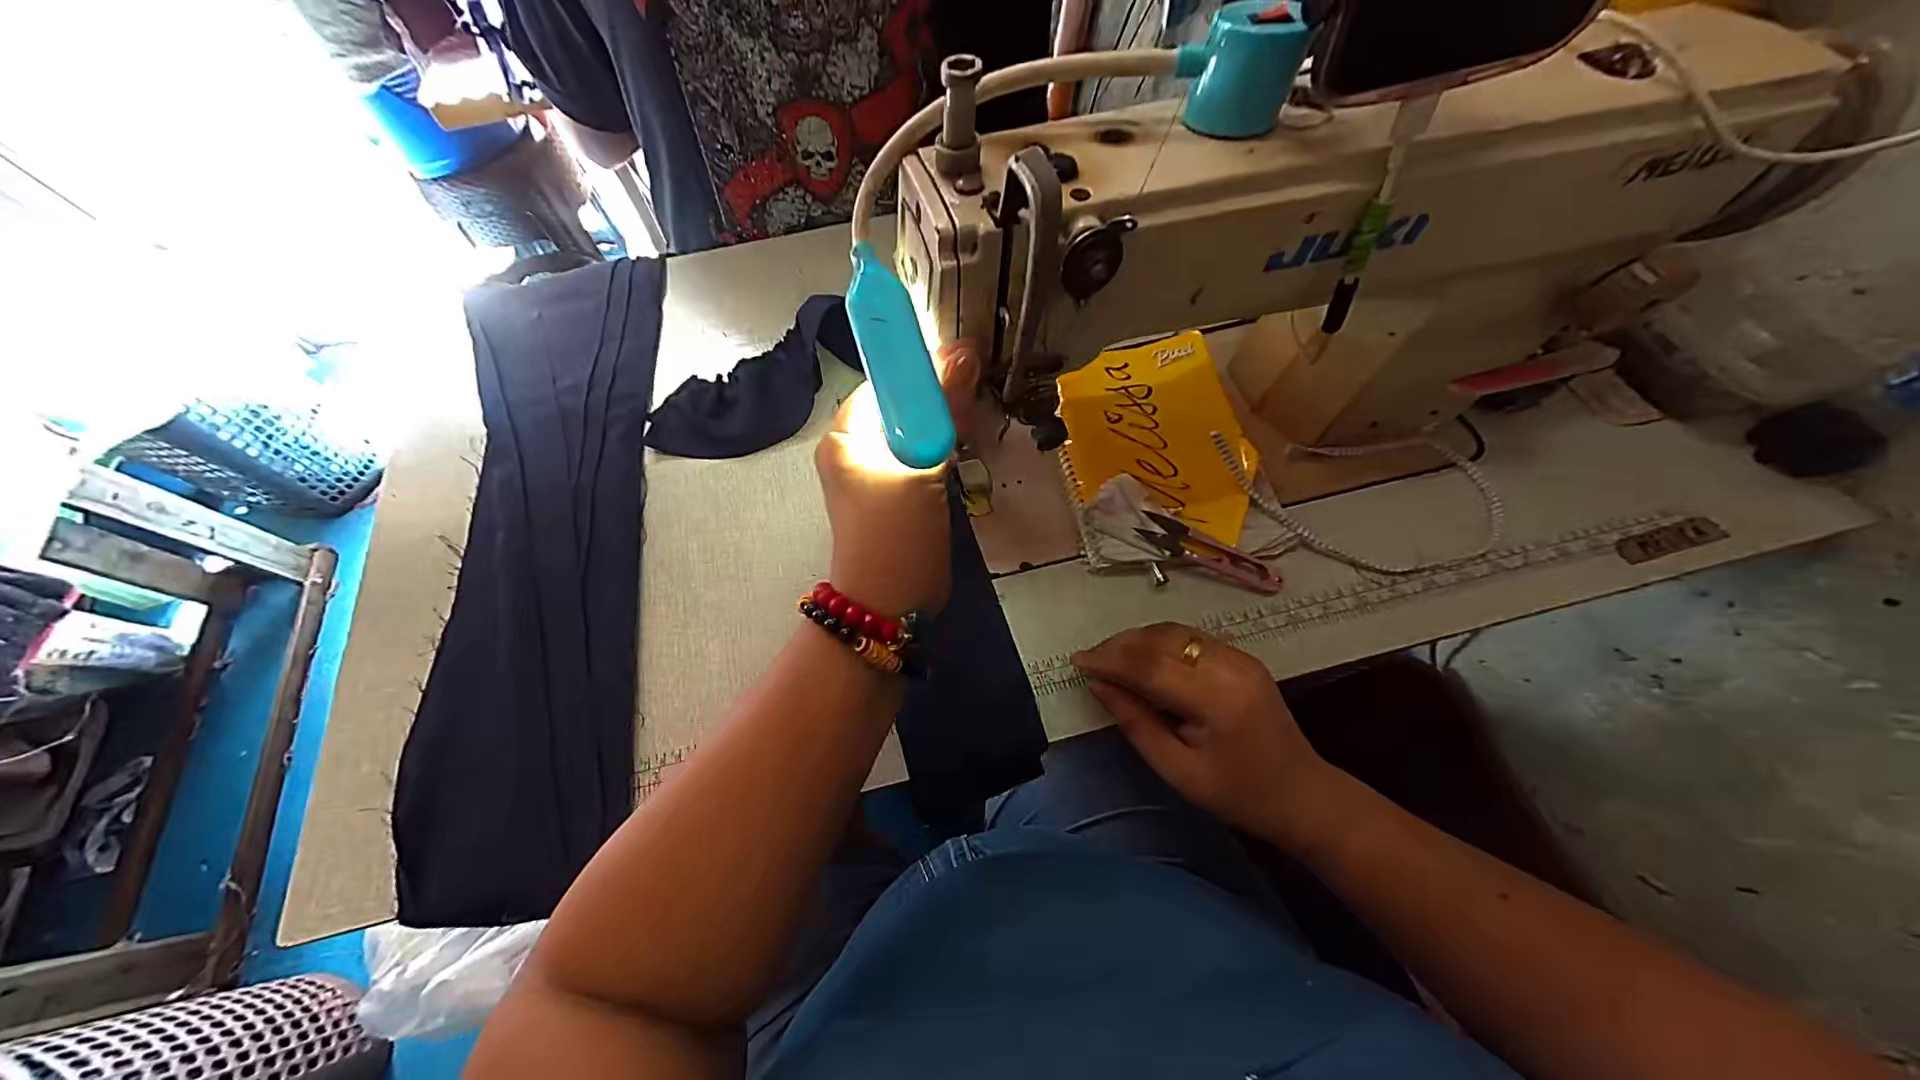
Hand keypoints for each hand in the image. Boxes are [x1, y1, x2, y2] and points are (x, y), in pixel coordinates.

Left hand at [815, 342, 978, 615]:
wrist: (891, 608)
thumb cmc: (895, 537)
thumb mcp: (920, 470)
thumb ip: (940, 411)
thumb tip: (963, 351)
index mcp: (846, 435)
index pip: (883, 380)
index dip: (921, 367)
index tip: (962, 365)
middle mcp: (855, 448)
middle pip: (901, 402)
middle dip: (938, 397)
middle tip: (972, 401)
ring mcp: (876, 472)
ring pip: (915, 429)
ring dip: (944, 423)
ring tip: (972, 424)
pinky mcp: (897, 492)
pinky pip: (921, 455)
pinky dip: (944, 448)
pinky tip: (964, 448)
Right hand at [1072, 623, 1337, 844]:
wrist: (1303, 795)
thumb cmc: (1238, 795)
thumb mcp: (1178, 770)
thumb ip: (1136, 722)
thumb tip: (1098, 685)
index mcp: (1218, 700)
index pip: (1151, 667)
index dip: (1109, 661)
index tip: (1076, 662)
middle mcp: (1232, 667)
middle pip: (1162, 640)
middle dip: (1119, 646)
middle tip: (1088, 659)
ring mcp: (1241, 658)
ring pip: (1175, 632)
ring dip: (1137, 639)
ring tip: (1108, 656)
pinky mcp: (1243, 658)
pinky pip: (1191, 638)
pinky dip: (1159, 642)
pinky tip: (1140, 657)